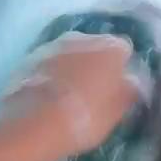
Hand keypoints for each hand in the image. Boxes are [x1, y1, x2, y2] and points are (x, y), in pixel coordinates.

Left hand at [1, 32, 141, 155]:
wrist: (34, 122)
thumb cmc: (86, 116)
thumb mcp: (117, 111)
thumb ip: (129, 91)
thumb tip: (130, 82)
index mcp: (110, 47)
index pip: (124, 49)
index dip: (121, 67)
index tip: (117, 87)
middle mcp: (83, 38)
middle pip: (95, 47)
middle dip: (95, 63)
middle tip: (93, 91)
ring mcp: (53, 46)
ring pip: (69, 53)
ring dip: (71, 67)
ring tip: (68, 95)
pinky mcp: (29, 59)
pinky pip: (48, 64)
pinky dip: (50, 75)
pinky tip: (48, 97)